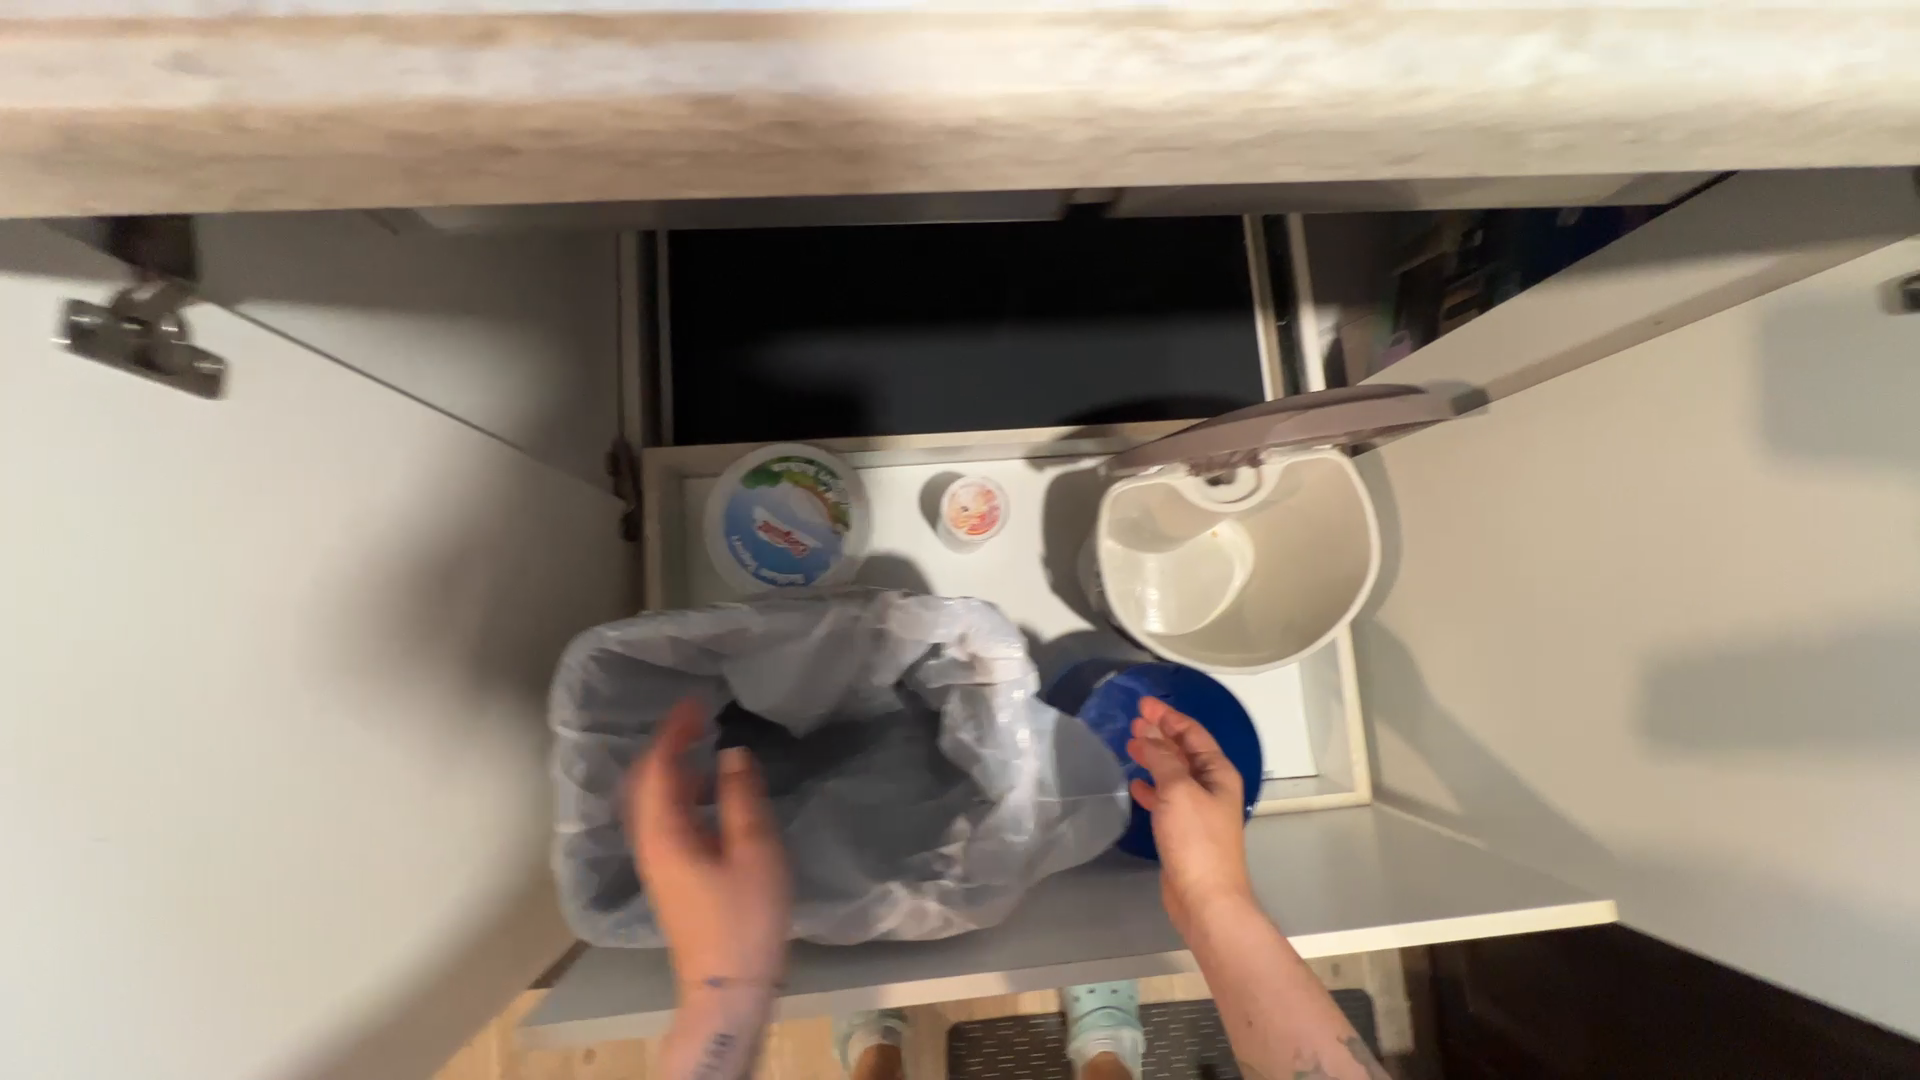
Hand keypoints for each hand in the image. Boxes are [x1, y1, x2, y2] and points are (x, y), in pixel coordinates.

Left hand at [627, 698, 791, 993]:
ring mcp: (658, 861)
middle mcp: (651, 844)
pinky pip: (665, 817)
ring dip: (672, 767)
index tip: (697, 702)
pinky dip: (681, 791)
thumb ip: (742, 797)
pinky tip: (710, 790)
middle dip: (667, 744)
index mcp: (664, 834)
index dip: (674, 730)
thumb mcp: (754, 850)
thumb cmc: (745, 916)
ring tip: (704, 743)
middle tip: (699, 717)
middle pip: (644, 783)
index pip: (657, 768)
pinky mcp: (672, 874)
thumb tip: (732, 753)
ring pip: (653, 801)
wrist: (727, 987)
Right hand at [1126, 696, 1254, 934]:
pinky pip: (1166, 798)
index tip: (1142, 704)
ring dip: (1153, 758)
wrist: (1206, 899)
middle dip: (1160, 734)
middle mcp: (1211, 787)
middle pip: (1184, 751)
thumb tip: (1148, 732)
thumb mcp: (1177, 789)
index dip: (1167, 716)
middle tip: (1133, 722)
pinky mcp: (1184, 830)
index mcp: (1217, 772)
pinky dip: (1151, 787)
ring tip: (1130, 746)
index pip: (1192, 733)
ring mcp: (1198, 809)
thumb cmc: (1196, 839)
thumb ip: (1162, 757)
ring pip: (1173, 773)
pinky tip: (1135, 785)